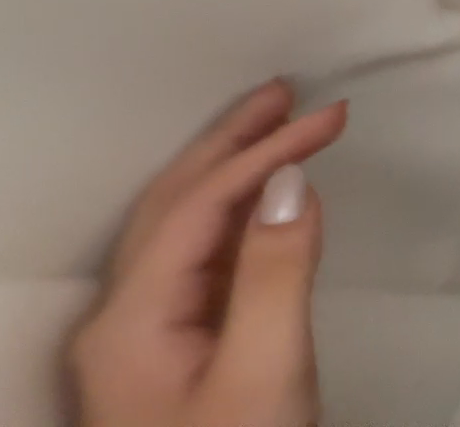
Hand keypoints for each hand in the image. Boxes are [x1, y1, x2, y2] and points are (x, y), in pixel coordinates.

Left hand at [70, 80, 348, 426]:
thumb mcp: (266, 369)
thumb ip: (275, 272)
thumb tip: (290, 181)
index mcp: (134, 319)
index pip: (201, 205)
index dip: (266, 150)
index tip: (335, 114)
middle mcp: (124, 316)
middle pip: (172, 203)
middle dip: (232, 139)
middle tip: (288, 90)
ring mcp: (144, 331)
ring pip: (180, 221)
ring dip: (229, 162)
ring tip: (276, 121)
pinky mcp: (175, 341)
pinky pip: (200, 247)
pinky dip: (236, 202)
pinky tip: (263, 196)